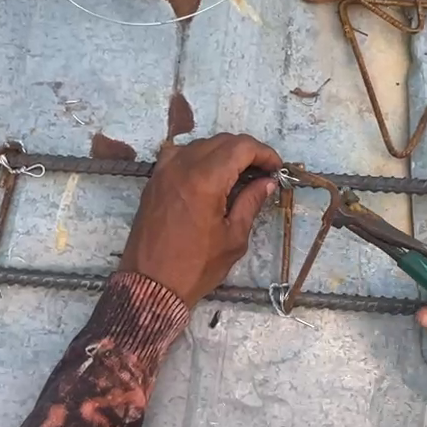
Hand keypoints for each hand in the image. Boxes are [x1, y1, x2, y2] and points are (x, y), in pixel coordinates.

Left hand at [119, 133, 280, 306]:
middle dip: (246, 152)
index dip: (263, 153)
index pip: (241, 147)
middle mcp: (182, 166)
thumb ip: (250, 203)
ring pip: (200, 145)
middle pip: (222, 141)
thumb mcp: (233, 238)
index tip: (276, 168)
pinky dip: (198, 157)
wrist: (150, 285)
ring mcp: (164, 171)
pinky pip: (179, 155)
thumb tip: (266, 182)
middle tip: (262, 172)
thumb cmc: (195, 267)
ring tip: (238, 174)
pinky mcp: (153, 181)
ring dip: (223, 152)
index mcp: (205, 180)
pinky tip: (208, 175)